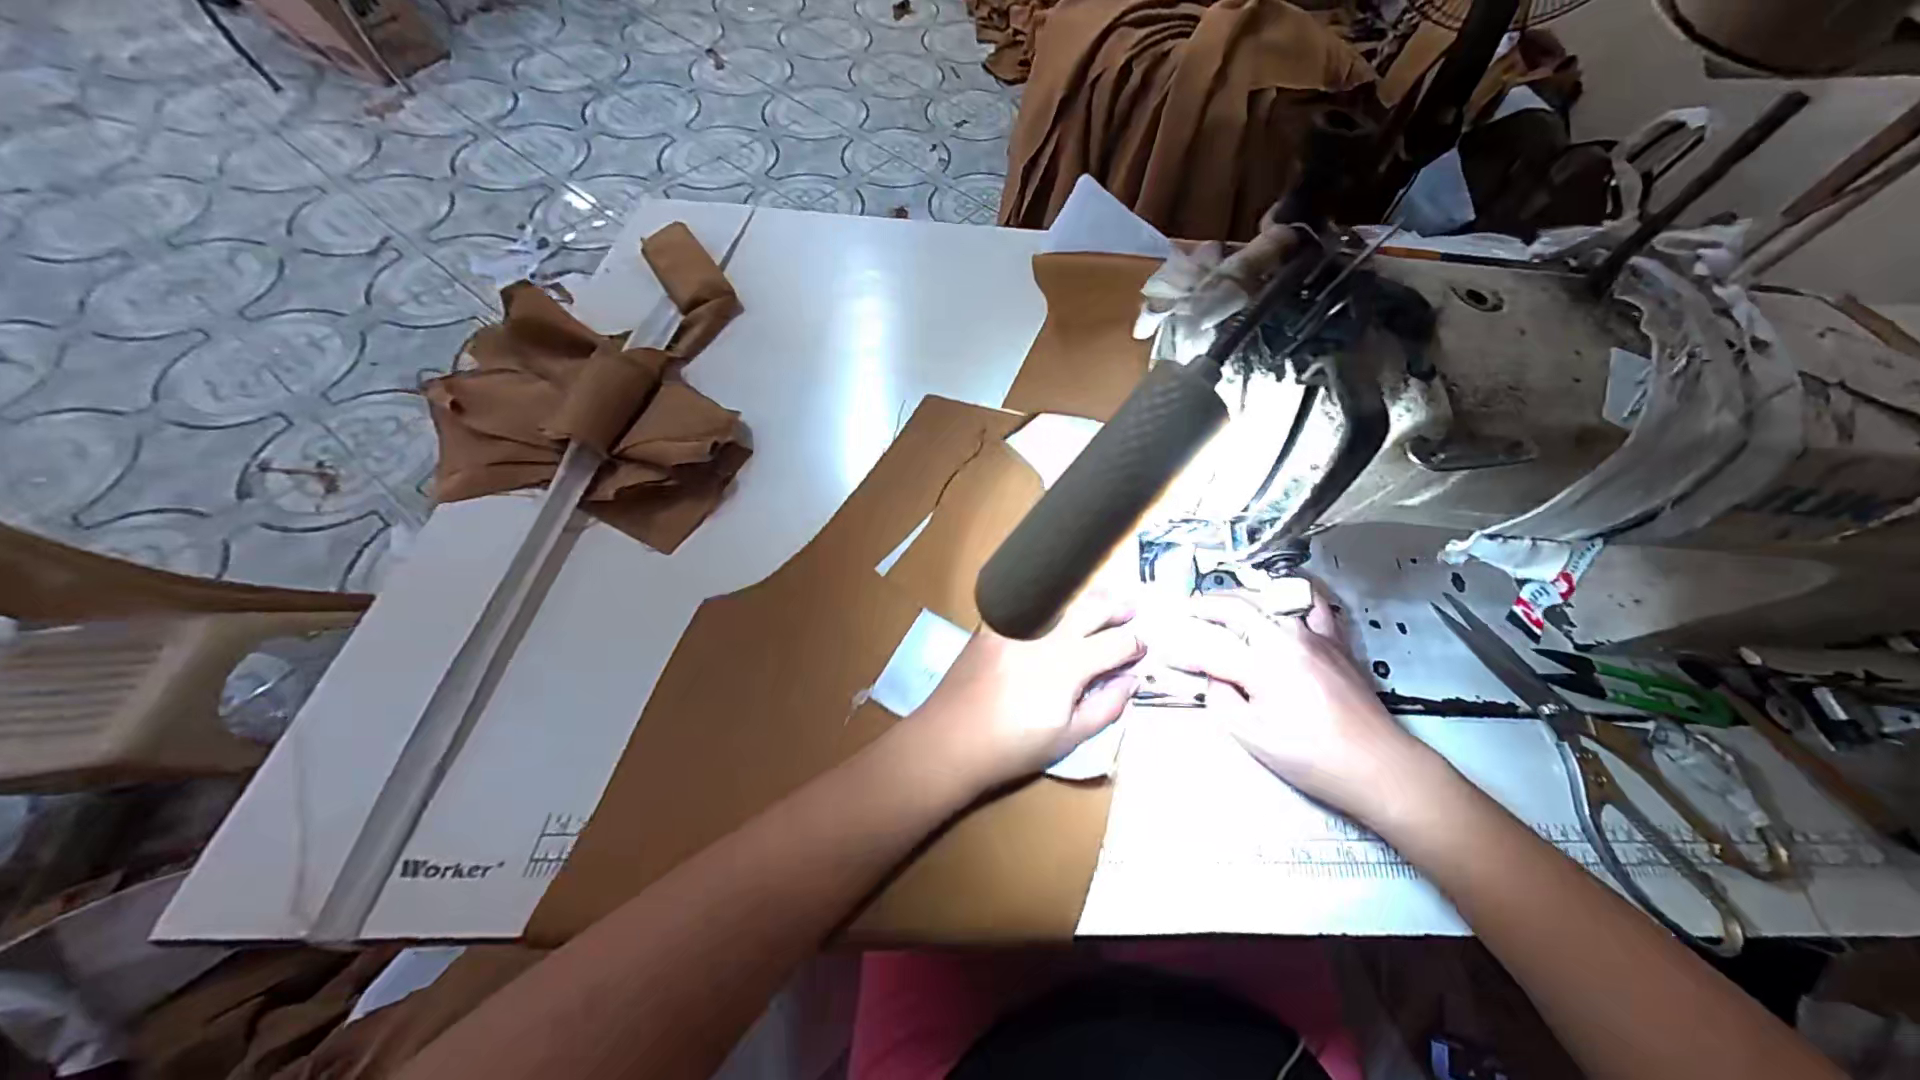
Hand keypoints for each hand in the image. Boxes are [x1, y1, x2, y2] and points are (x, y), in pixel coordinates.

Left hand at [907, 591, 1144, 791]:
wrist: (948, 740)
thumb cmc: (1011, 748)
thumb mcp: (1068, 738)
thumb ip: (1106, 706)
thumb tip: (1130, 680)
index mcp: (1067, 664)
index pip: (1115, 643)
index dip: (1134, 645)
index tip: (1141, 648)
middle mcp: (1043, 635)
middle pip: (1090, 607)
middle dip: (1115, 607)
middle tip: (1130, 609)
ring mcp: (1015, 626)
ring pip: (1059, 600)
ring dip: (1084, 600)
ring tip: (1099, 606)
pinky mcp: (992, 626)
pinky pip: (1029, 606)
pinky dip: (1049, 606)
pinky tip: (1055, 615)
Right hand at [1163, 586, 1433, 823]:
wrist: (1379, 766)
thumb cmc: (1313, 758)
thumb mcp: (1253, 737)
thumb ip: (1223, 699)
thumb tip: (1214, 677)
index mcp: (1262, 665)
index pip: (1209, 649)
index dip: (1181, 651)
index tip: (1163, 653)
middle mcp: (1287, 639)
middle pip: (1236, 609)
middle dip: (1203, 607)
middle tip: (1185, 611)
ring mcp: (1315, 635)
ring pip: (1270, 599)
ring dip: (1239, 596)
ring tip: (1222, 602)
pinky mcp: (1336, 641)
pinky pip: (1314, 605)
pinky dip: (1293, 593)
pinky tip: (1281, 594)